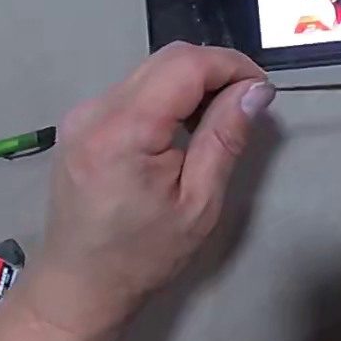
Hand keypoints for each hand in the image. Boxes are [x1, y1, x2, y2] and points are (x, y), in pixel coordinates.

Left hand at [21, 43, 273, 337]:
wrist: (79, 282)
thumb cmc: (142, 254)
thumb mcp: (198, 204)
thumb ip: (225, 138)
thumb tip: (256, 90)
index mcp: (123, 130)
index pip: (185, 65)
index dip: (230, 65)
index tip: (261, 89)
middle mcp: (96, 108)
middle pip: (167, 58)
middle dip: (214, 70)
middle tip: (245, 103)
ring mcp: (83, 110)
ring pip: (150, 70)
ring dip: (190, 82)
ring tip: (215, 119)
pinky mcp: (81, 118)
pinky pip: (133, 88)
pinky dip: (166, 94)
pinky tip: (180, 126)